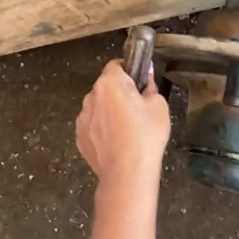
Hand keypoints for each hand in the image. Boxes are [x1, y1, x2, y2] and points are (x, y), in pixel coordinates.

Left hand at [75, 61, 171, 189]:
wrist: (127, 173)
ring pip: (98, 107)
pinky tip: (116, 141)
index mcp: (109, 83)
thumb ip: (151, 86)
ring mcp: (82, 118)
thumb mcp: (158, 106)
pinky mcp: (79, 137)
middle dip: (119, 92)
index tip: (139, 83)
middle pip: (106, 86)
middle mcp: (91, 97)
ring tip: (126, 129)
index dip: (129, 71)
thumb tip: (147, 75)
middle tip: (137, 108)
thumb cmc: (146, 135)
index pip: (116, 65)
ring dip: (108, 111)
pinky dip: (102, 129)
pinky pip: (92, 125)